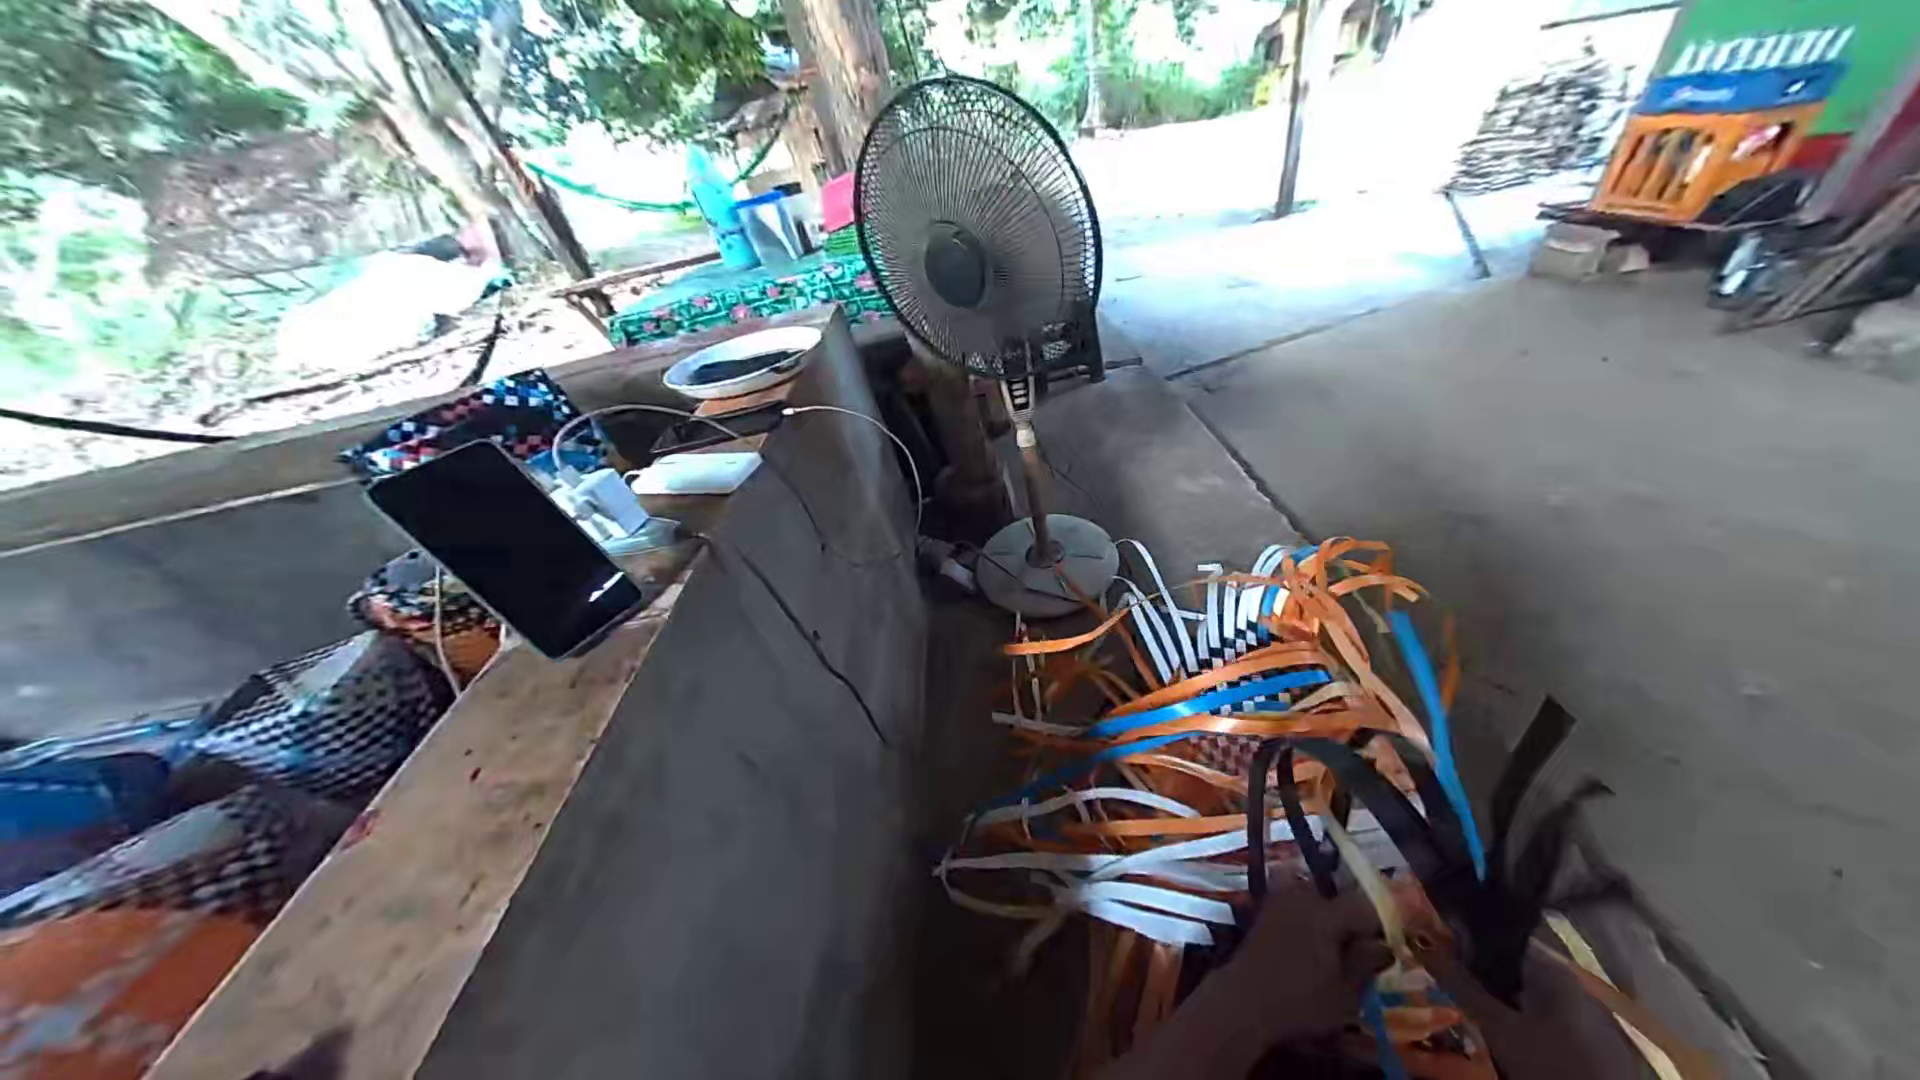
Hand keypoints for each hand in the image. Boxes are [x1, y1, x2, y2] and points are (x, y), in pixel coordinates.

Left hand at [1215, 882, 1394, 1041]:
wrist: (1245, 999)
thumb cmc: (1300, 1002)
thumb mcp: (1345, 993)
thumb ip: (1366, 963)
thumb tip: (1383, 945)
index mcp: (1325, 914)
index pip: (1365, 906)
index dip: (1383, 922)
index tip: (1394, 940)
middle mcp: (1300, 896)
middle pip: (1338, 898)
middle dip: (1355, 918)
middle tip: (1367, 945)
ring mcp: (1279, 899)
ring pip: (1316, 898)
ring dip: (1331, 915)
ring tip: (1342, 945)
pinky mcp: (1265, 909)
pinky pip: (1296, 903)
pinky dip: (1310, 916)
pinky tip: (1315, 941)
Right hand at [1405, 914, 1617, 1079]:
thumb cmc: (1552, 1068)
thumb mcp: (1494, 1024)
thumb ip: (1455, 978)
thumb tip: (1416, 935)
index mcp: (1553, 970)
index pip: (1497, 934)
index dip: (1462, 935)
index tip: (1431, 942)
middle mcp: (1571, 983)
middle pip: (1509, 962)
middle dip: (1473, 966)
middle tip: (1439, 974)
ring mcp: (1584, 1015)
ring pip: (1522, 990)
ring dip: (1491, 993)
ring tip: (1461, 1002)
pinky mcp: (1588, 1042)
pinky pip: (1539, 1013)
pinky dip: (1512, 1014)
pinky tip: (1495, 1030)